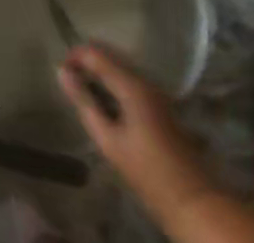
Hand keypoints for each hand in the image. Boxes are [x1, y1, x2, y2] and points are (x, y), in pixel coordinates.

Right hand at [58, 45, 210, 211]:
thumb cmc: (146, 170)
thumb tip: (62, 72)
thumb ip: (84, 102)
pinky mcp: (160, 103)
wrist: (193, 199)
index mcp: (132, 86)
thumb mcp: (108, 139)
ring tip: (82, 86)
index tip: (60, 71)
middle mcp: (146, 81)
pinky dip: (113, 80)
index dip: (75, 56)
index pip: (96, 54)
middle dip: (86, 61)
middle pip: (110, 55)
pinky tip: (104, 97)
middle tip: (69, 77)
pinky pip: (130, 79)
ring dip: (100, 70)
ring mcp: (156, 91)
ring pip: (121, 66)